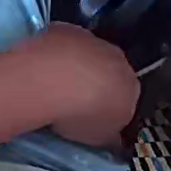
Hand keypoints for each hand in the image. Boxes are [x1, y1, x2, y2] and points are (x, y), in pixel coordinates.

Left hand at [14, 23, 139, 147]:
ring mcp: (90, 40)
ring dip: (72, 64)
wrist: (56, 80)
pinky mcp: (64, 28)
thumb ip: (109, 136)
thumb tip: (113, 141)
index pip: (125, 97)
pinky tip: (38, 63)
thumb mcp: (101, 137)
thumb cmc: (83, 114)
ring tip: (49, 82)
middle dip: (91, 81)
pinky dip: (53, 49)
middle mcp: (117, 59)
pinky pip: (61, 40)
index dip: (106, 105)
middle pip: (107, 70)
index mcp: (131, 86)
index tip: (88, 115)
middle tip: (69, 98)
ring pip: (84, 52)